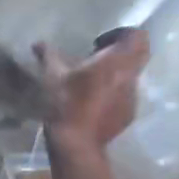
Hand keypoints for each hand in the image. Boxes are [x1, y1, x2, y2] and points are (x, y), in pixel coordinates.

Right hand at [35, 28, 149, 151]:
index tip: (100, 43)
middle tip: (100, 57)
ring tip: (96, 81)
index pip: (138, 36)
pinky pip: (127, 95)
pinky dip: (116, 92)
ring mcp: (132, 97)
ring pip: (133, 76)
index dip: (122, 34)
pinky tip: (97, 101)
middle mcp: (130, 77)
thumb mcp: (53, 76)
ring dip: (119, 73)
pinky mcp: (129, 114)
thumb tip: (38, 43)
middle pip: (140, 54)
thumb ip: (48, 55)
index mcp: (117, 61)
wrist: (77, 145)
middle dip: (122, 52)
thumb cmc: (66, 104)